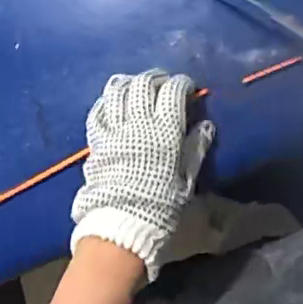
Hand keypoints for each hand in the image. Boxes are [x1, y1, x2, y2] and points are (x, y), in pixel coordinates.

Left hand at [70, 70, 213, 279]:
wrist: (122, 225)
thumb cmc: (161, 207)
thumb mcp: (187, 181)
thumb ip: (196, 149)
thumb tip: (206, 124)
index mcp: (165, 131)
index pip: (173, 92)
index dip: (181, 84)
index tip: (187, 86)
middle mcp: (138, 123)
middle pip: (144, 85)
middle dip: (155, 78)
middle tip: (163, 80)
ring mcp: (114, 129)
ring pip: (118, 92)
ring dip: (129, 82)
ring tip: (136, 82)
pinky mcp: (96, 140)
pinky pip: (99, 111)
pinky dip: (106, 100)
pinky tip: (111, 99)